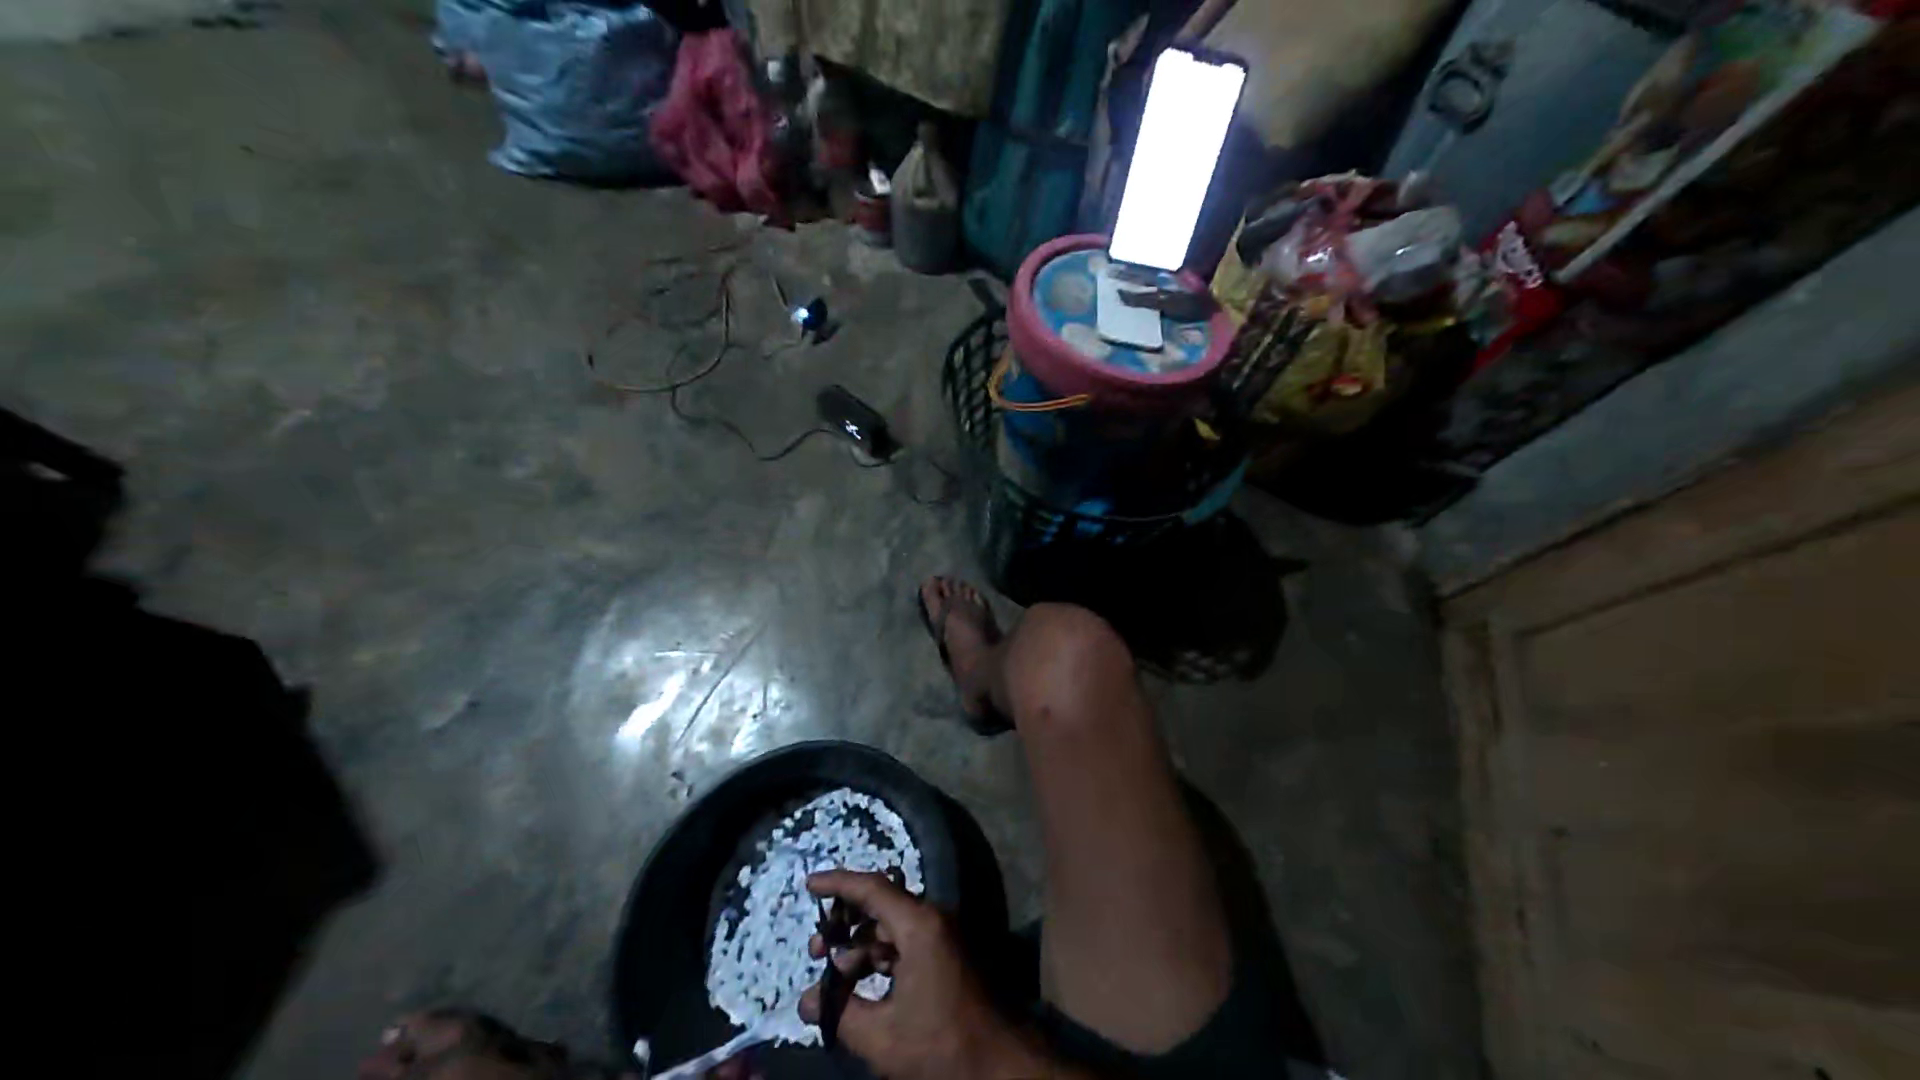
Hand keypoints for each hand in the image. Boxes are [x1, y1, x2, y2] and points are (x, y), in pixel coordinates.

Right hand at [798, 871, 1050, 1079]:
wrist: (1000, 1065)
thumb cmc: (941, 1045)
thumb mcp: (881, 1036)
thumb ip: (839, 1012)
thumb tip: (806, 1003)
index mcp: (919, 925)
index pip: (871, 888)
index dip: (837, 883)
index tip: (809, 884)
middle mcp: (932, 919)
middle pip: (880, 905)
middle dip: (844, 923)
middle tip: (816, 951)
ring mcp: (942, 936)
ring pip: (891, 926)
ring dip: (860, 945)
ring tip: (834, 976)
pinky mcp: (946, 955)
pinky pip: (905, 942)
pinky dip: (879, 957)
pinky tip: (859, 985)